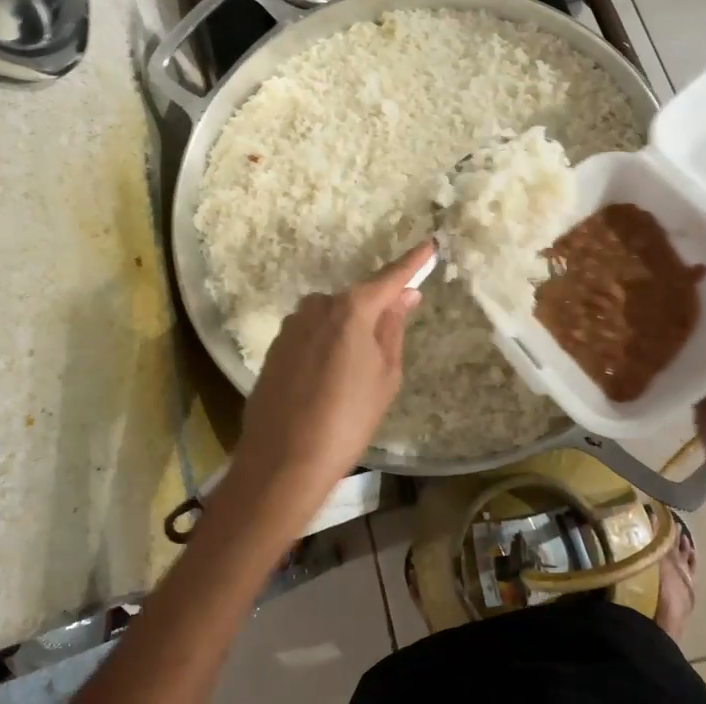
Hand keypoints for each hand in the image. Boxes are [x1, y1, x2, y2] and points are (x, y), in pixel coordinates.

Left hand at [221, 243, 433, 527]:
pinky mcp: (275, 346)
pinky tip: (327, 381)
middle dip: (374, 312)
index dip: (412, 263)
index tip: (430, 245)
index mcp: (351, 309)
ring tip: (353, 378)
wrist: (282, 460)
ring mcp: (292, 324)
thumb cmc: (347, 420)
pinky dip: (325, 347)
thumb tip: (404, 296)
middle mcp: (318, 305)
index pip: (389, 278)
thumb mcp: (385, 376)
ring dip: (346, 333)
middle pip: (356, 300)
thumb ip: (393, 328)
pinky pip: (311, 335)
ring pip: (331, 318)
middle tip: (388, 345)